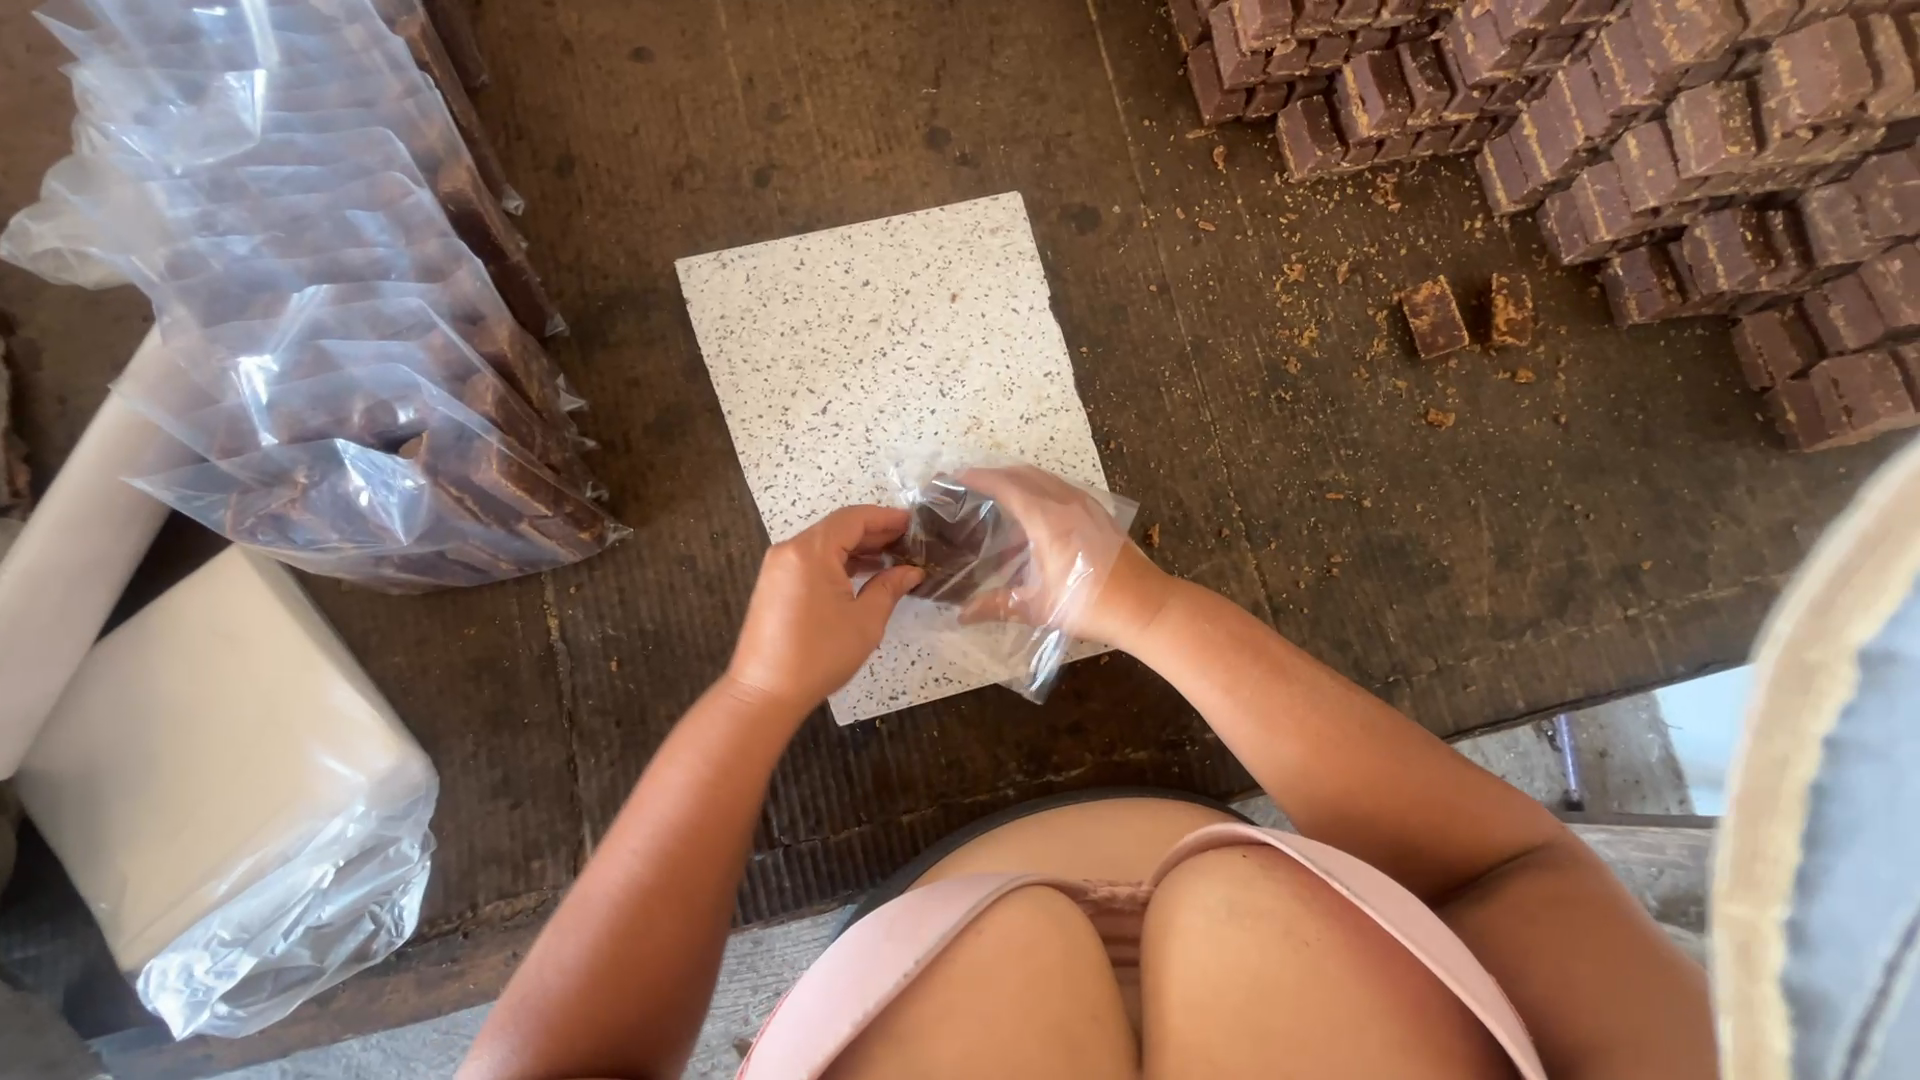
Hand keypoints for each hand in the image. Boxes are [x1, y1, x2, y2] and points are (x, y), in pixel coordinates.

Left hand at [725, 505, 924, 715]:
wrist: (765, 692)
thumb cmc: (820, 655)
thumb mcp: (865, 620)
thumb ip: (889, 587)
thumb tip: (911, 571)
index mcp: (811, 551)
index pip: (853, 518)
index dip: (886, 517)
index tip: (913, 523)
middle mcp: (790, 551)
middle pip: (837, 528)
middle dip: (874, 532)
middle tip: (908, 541)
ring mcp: (778, 568)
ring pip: (824, 545)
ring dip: (857, 549)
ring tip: (892, 558)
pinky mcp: (775, 585)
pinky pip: (811, 562)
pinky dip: (837, 563)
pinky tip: (863, 575)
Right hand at [957, 465, 1176, 650]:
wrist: (1146, 606)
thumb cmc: (1090, 605)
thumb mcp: (1038, 608)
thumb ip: (996, 606)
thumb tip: (962, 614)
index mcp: (1047, 519)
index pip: (1006, 486)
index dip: (979, 478)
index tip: (957, 477)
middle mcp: (1066, 502)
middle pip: (1024, 474)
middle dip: (996, 474)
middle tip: (972, 486)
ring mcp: (1087, 505)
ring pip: (1045, 479)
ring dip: (1019, 481)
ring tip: (998, 497)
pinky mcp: (1099, 514)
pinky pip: (1062, 489)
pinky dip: (1040, 491)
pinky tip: (1034, 517)